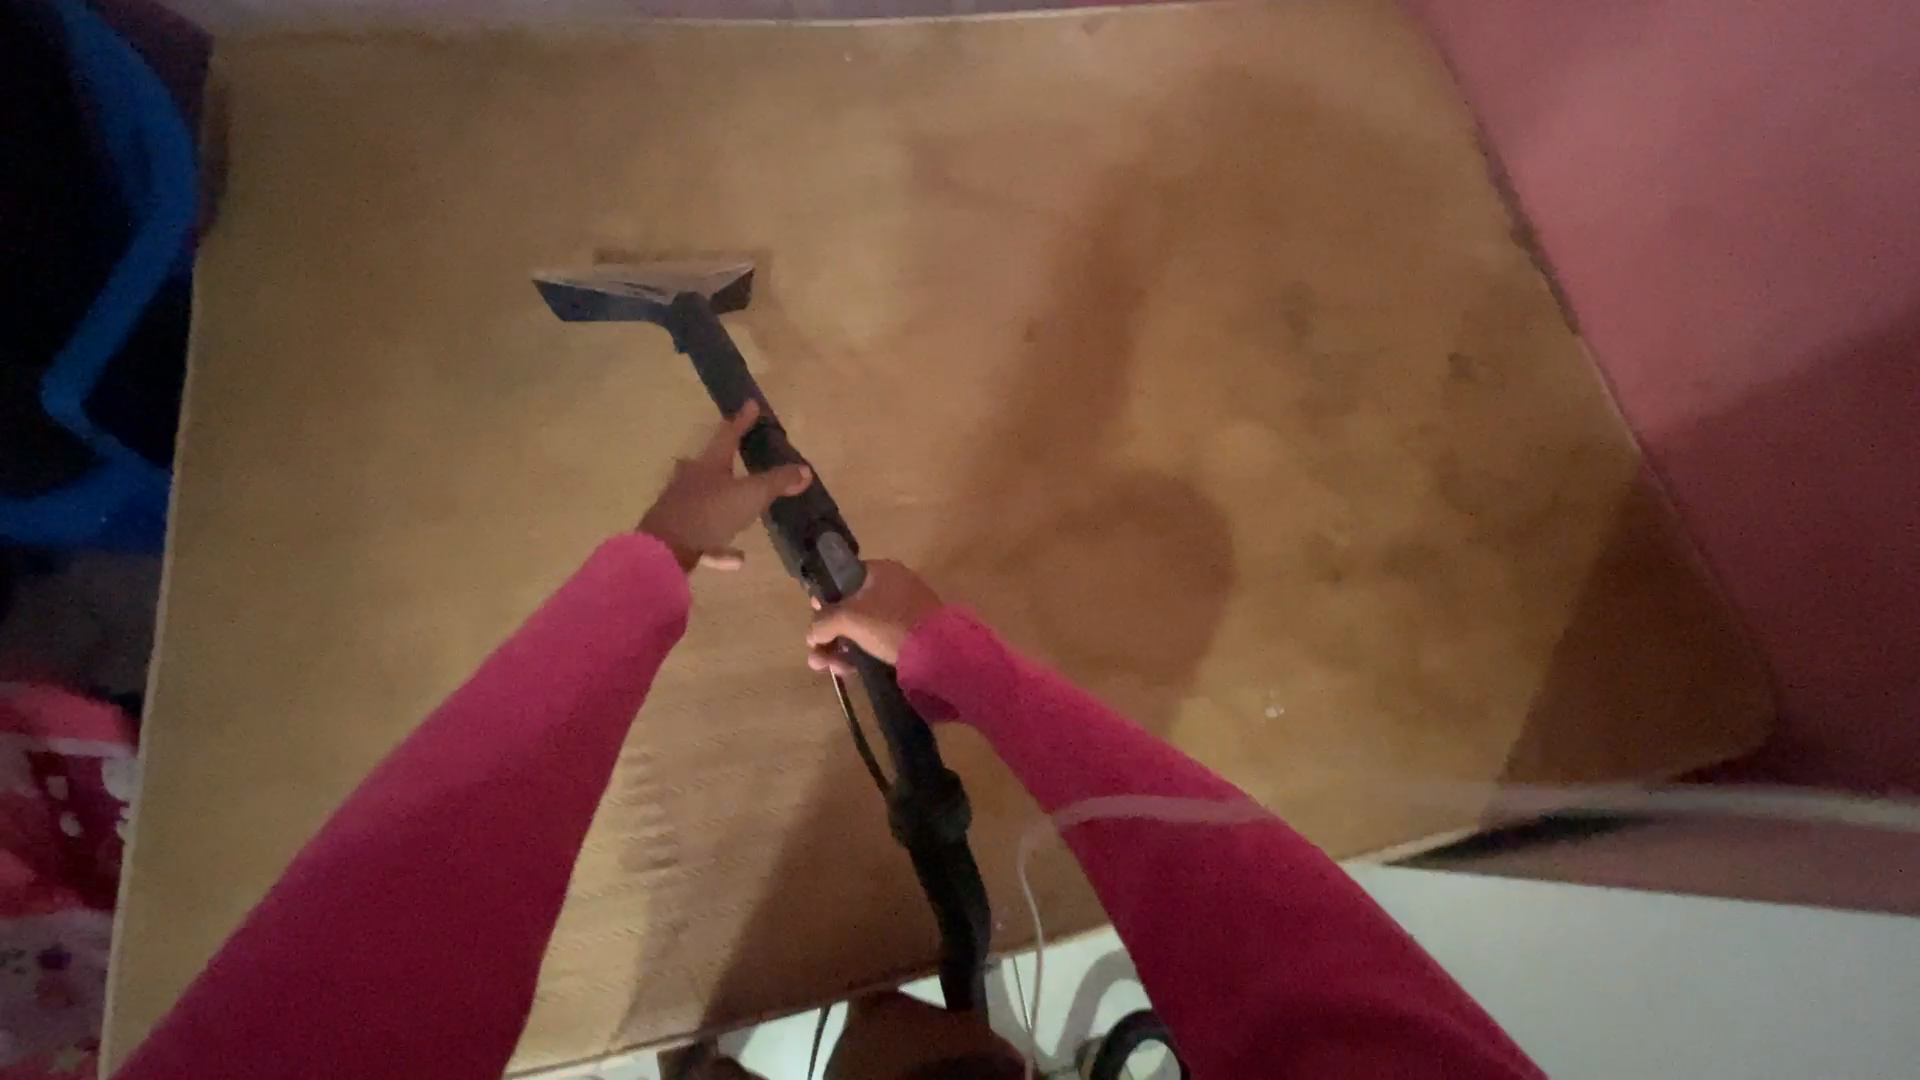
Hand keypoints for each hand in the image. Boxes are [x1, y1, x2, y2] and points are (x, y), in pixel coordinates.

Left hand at [639, 401, 810, 572]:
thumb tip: (805, 470)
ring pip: (707, 502)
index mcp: (709, 464)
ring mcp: (681, 507)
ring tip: (744, 516)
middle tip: (739, 461)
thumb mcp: (752, 494)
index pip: (729, 434)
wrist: (665, 549)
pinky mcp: (677, 535)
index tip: (751, 404)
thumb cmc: (710, 511)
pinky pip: (705, 538)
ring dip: (725, 507)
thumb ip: (778, 482)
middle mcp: (691, 480)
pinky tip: (738, 558)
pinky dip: (721, 545)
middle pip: (710, 466)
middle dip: (725, 463)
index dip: (743, 420)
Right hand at [806, 560, 944, 673]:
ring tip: (826, 668)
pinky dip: (860, 654)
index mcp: (880, 571)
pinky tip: (845, 670)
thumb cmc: (889, 623)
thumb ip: (824, 621)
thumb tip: (813, 633)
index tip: (815, 618)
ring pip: (862, 628)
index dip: (825, 598)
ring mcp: (902, 612)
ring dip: (840, 648)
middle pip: (850, 608)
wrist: (937, 650)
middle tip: (816, 654)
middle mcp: (892, 587)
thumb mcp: (849, 618)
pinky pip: (877, 641)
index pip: (843, 579)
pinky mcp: (909, 636)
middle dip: (829, 633)